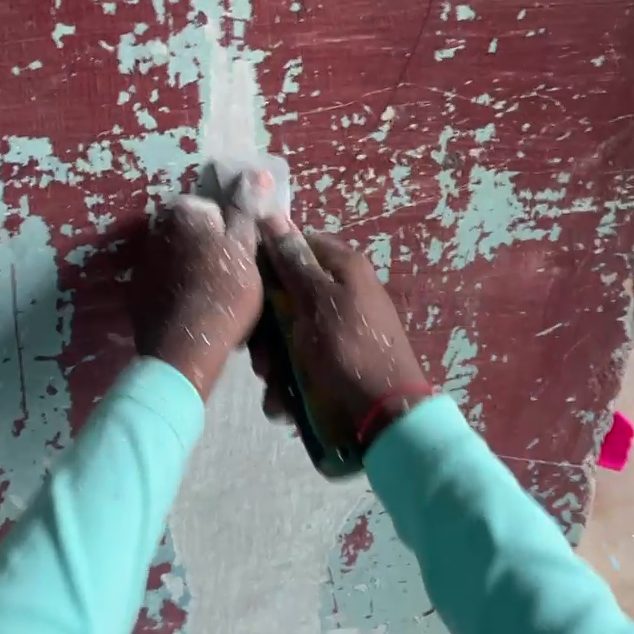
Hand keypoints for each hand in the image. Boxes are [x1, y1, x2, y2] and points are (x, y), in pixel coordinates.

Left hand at [133, 196, 265, 399]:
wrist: (184, 350)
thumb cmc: (223, 293)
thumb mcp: (244, 247)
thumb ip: (246, 207)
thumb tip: (256, 171)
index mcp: (182, 212)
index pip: (216, 210)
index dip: (234, 234)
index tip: (244, 260)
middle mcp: (156, 229)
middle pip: (196, 233)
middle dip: (213, 250)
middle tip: (234, 282)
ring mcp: (143, 260)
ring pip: (181, 258)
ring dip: (197, 271)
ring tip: (217, 301)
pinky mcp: (138, 290)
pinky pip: (167, 282)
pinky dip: (180, 291)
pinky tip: (195, 312)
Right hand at [252, 223, 429, 446]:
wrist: (386, 417)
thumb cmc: (348, 348)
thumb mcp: (315, 300)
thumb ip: (292, 260)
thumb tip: (273, 215)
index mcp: (342, 267)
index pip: (295, 246)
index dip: (267, 265)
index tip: (248, 289)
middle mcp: (341, 291)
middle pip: (286, 293)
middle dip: (266, 328)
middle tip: (257, 354)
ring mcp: (338, 328)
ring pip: (288, 331)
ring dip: (273, 360)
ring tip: (272, 384)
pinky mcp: (335, 359)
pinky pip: (301, 359)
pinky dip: (288, 380)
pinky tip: (283, 400)